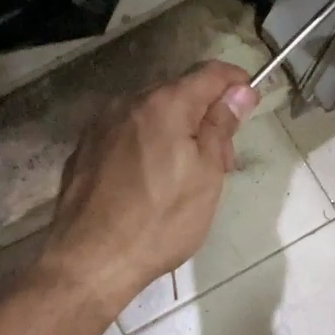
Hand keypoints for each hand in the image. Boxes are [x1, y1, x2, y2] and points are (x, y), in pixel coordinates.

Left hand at [38, 61, 258, 315]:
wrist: (90, 260)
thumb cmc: (160, 223)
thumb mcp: (206, 177)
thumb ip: (221, 127)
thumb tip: (239, 91)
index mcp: (164, 104)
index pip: (209, 73)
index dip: (235, 82)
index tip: (251, 102)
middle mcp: (127, 103)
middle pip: (178, 94)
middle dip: (205, 118)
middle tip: (221, 163)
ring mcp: (100, 126)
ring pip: (150, 115)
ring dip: (175, 134)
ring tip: (184, 179)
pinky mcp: (83, 150)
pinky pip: (126, 135)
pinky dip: (146, 146)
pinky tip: (148, 184)